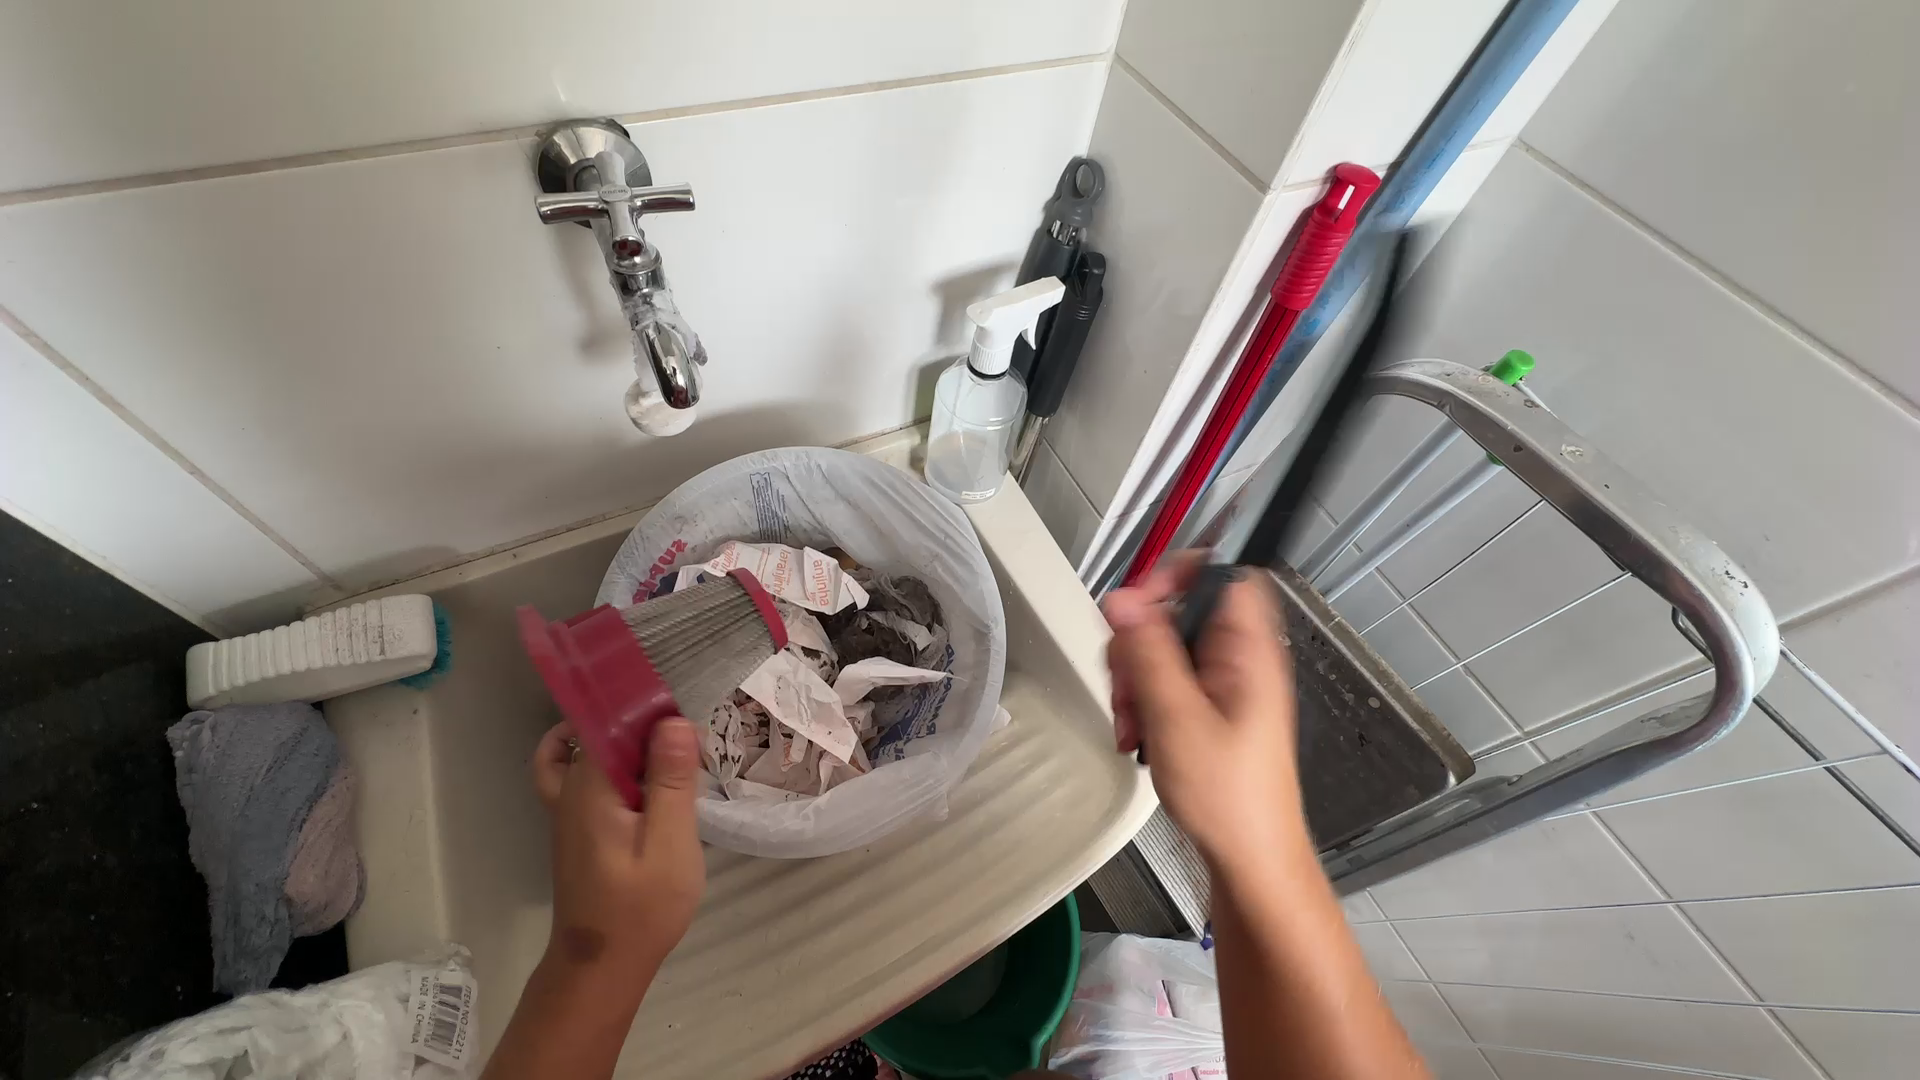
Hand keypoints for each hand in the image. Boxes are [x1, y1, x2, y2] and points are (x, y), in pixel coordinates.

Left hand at [531, 718, 706, 980]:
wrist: (603, 968)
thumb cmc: (641, 907)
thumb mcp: (669, 843)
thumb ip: (671, 781)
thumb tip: (674, 721)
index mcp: (590, 789)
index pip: (609, 722)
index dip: (646, 707)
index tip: (685, 710)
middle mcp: (570, 791)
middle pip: (599, 732)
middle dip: (642, 722)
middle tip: (690, 737)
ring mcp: (570, 810)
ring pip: (591, 751)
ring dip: (630, 742)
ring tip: (673, 750)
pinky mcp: (580, 826)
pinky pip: (583, 775)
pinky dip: (609, 763)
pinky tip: (642, 773)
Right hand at [1103, 553, 1304, 878]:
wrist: (1249, 858)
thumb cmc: (1227, 795)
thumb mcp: (1177, 717)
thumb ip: (1147, 652)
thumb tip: (1121, 598)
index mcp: (1247, 650)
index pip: (1223, 574)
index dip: (1179, 574)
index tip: (1138, 603)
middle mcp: (1236, 658)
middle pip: (1176, 612)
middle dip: (1137, 642)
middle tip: (1125, 681)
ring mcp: (1220, 683)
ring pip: (1160, 648)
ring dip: (1132, 679)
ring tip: (1130, 722)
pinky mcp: (1205, 707)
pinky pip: (1162, 681)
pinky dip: (1140, 701)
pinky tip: (1136, 735)